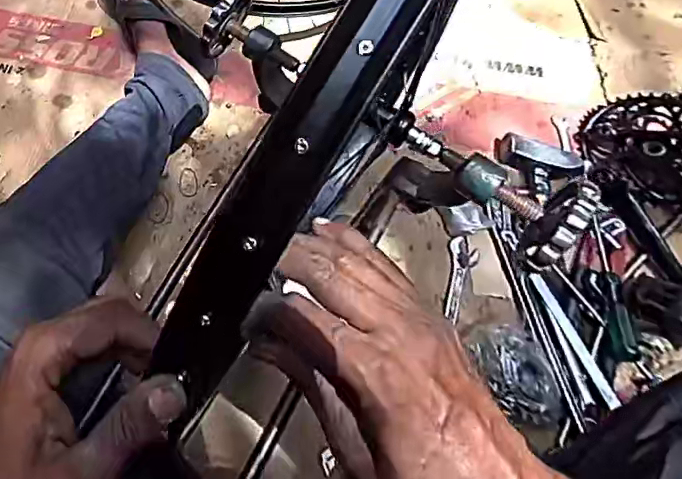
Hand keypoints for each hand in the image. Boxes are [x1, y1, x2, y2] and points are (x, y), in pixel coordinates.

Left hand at [0, 296, 188, 478]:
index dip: (147, 332)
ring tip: (156, 380)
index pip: (108, 316)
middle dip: (139, 336)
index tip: (177, 360)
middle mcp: (34, 339)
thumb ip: (127, 426)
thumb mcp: (80, 471)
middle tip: (171, 371)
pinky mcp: (33, 371)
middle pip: (100, 313)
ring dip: (127, 346)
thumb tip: (175, 388)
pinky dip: (109, 357)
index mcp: (41, 350)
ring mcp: (30, 353)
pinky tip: (128, 385)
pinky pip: (79, 347)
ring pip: (92, 327)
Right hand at [248, 220, 562, 478]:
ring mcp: (417, 315)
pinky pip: (385, 262)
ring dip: (317, 243)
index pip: (305, 315)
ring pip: (356, 257)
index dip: (269, 310)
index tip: (252, 315)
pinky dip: (354, 241)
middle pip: (329, 272)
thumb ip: (312, 386)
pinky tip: (332, 231)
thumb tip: (269, 346)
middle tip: (260, 265)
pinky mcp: (429, 311)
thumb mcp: (357, 450)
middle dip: (288, 260)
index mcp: (376, 371)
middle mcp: (398, 330)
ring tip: (287, 241)